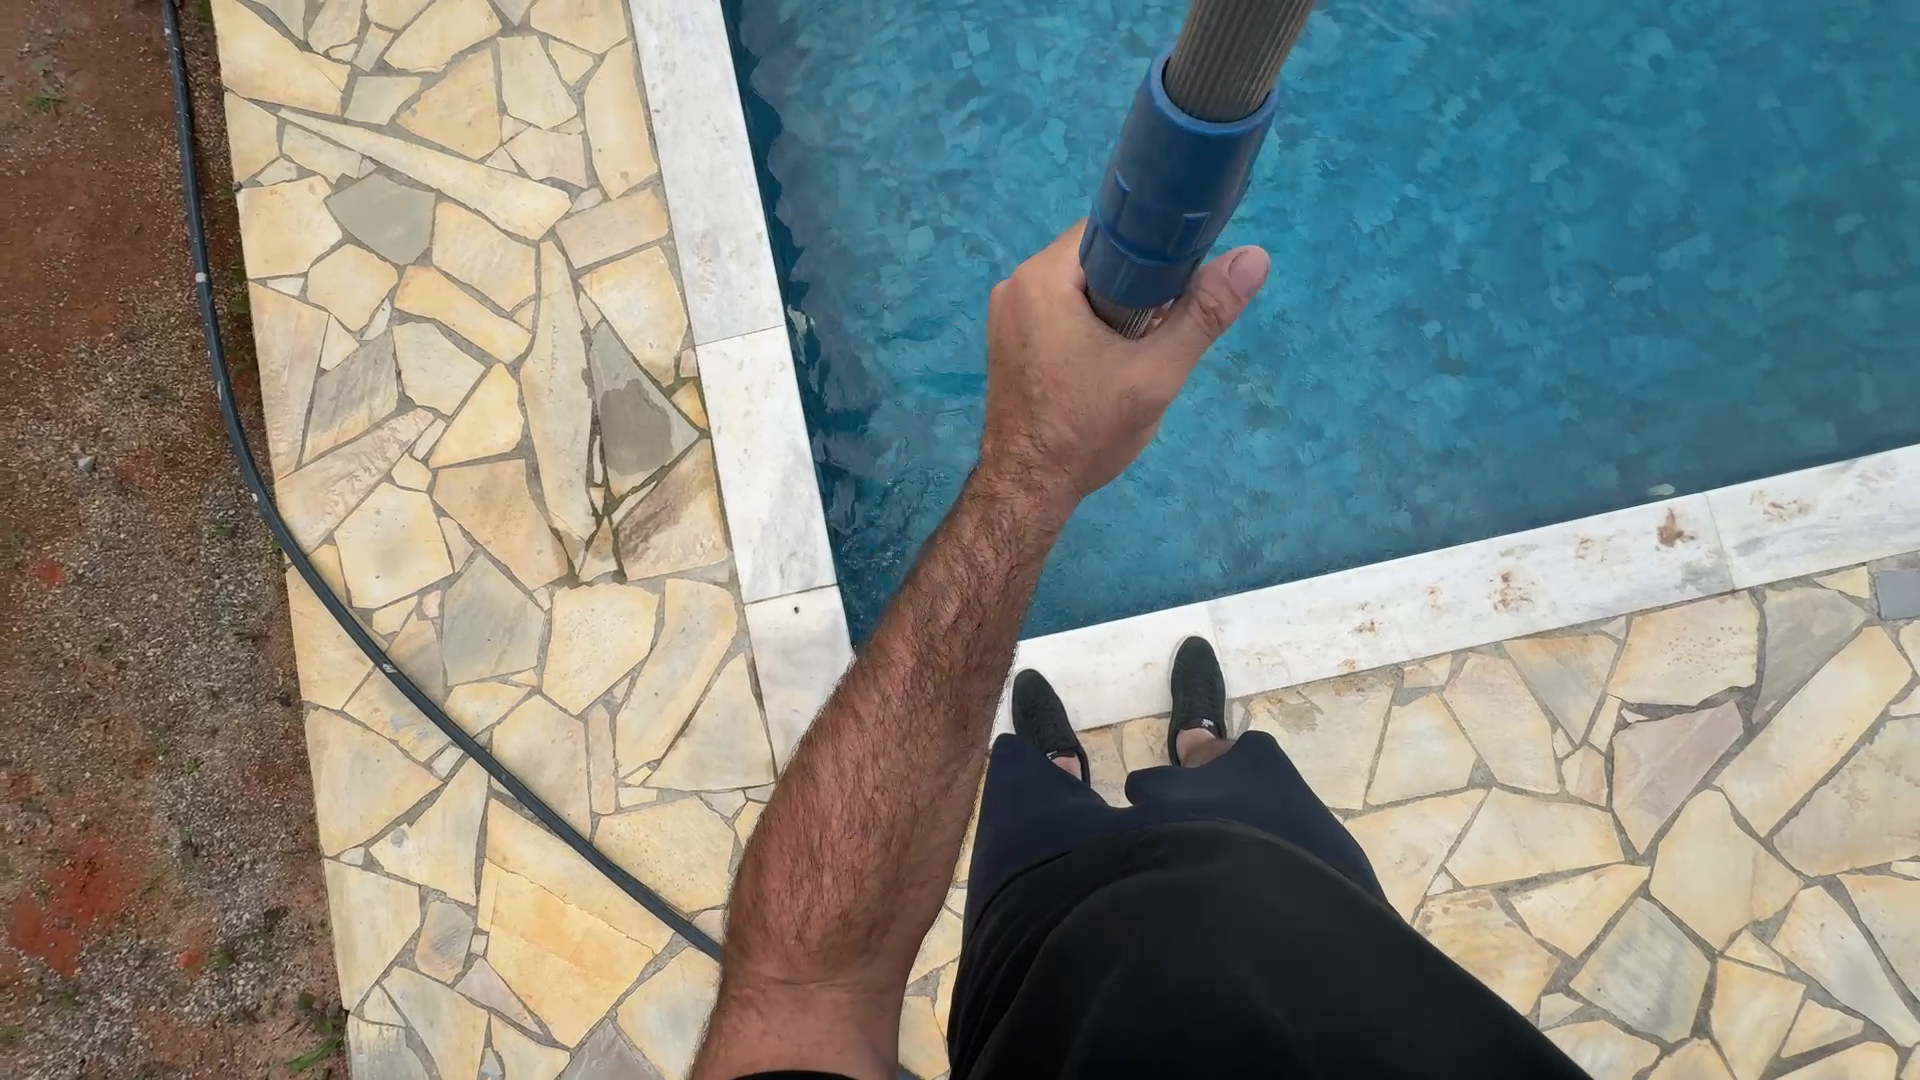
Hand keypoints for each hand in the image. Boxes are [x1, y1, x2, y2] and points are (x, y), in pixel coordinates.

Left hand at [977, 222, 1268, 515]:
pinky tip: (1103, 368)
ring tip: (1132, 358)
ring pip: (1078, 292)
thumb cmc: (1086, 432)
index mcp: (1041, 278)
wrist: (1027, 489)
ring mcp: (1005, 317)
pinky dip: (1087, 330)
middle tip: (1156, 338)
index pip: (1110, 234)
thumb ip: (1204, 314)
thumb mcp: (1156, 374)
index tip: (1177, 294)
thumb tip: (1256, 257)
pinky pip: (1057, 316)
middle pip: (1094, 263)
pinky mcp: (1007, 344)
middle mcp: (1014, 287)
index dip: (1153, 257)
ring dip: (1113, 314)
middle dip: (1135, 292)